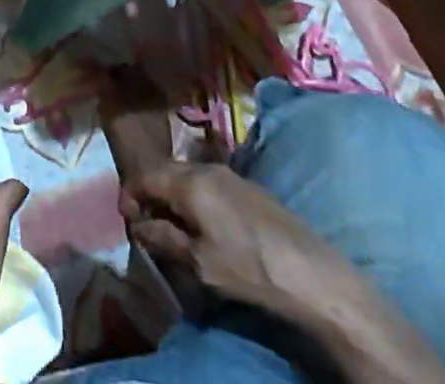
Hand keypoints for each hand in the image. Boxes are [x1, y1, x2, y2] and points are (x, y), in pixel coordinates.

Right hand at [121, 163, 444, 383]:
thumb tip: (138, 227)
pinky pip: (207, 183)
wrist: (316, 277)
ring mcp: (231, 175)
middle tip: (146, 223)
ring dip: (173, 196)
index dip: (130, 196)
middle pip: (165, 172)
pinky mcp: (250, 188)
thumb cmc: (250, 268)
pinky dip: (194, 198)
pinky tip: (202, 223)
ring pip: (187, 176)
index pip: (144, 177)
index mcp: (189, 181)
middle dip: (150, 194)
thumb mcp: (198, 262)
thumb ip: (162, 239)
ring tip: (172, 225)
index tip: (128, 220)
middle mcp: (207, 168)